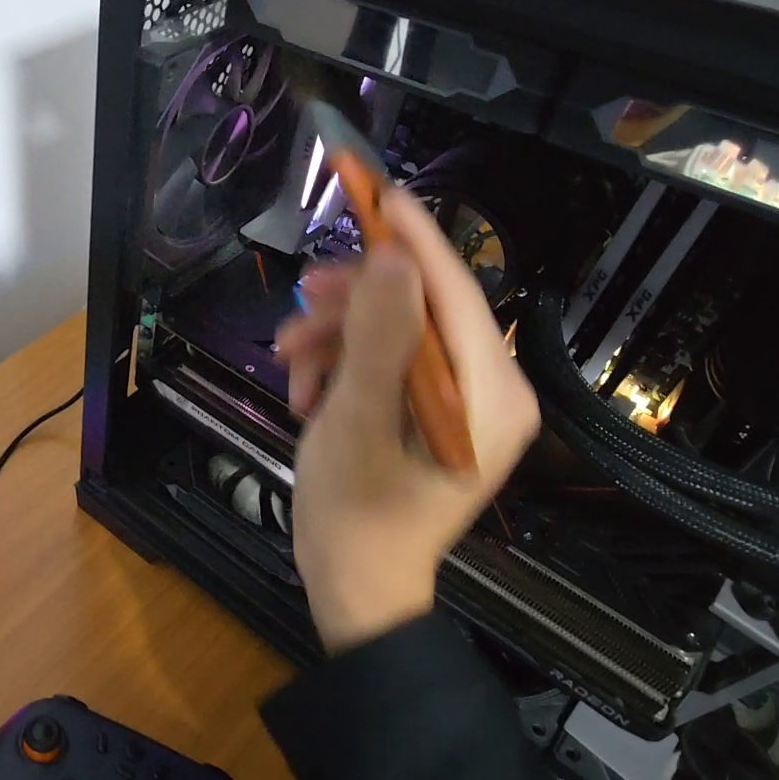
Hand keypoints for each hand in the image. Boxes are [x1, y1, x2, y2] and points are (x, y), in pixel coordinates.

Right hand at [274, 188, 538, 652]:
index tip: (383, 192)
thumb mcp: (358, 421)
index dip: (416, 242)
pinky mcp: (424, 413)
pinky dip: (338, 367)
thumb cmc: (356, 515)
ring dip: (334, 339)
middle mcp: (484, 391)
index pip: (455, 294)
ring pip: (390, 333)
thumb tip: (390, 258)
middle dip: (352, 305)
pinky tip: (306, 391)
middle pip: (418, 310)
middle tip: (298, 306)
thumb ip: (377, 338)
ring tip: (289, 362)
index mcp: (488, 394)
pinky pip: (381, 364)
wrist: (354, 587)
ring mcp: (454, 403)